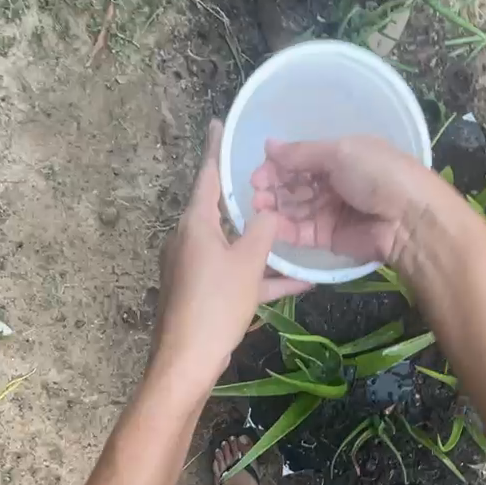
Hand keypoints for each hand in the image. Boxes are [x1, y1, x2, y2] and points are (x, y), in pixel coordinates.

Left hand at [154, 120, 308, 385]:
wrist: (187, 362)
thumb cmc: (216, 305)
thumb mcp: (248, 264)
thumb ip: (264, 231)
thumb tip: (271, 212)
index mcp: (195, 224)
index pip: (207, 175)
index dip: (216, 148)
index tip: (219, 123)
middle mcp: (188, 241)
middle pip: (221, 211)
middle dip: (249, 201)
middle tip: (273, 181)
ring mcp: (191, 269)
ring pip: (232, 247)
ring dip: (262, 246)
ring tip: (295, 234)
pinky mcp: (199, 295)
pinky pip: (232, 276)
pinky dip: (259, 277)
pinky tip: (298, 283)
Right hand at [249, 135, 439, 267]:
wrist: (407, 219)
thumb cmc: (378, 174)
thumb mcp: (340, 153)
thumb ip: (302, 153)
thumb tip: (269, 145)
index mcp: (340, 157)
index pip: (300, 160)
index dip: (278, 165)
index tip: (259, 171)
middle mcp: (333, 184)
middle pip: (294, 185)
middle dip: (273, 187)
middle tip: (256, 190)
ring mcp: (329, 212)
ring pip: (293, 209)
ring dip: (273, 206)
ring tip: (257, 206)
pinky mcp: (327, 238)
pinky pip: (299, 233)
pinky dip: (282, 228)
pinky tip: (266, 223)